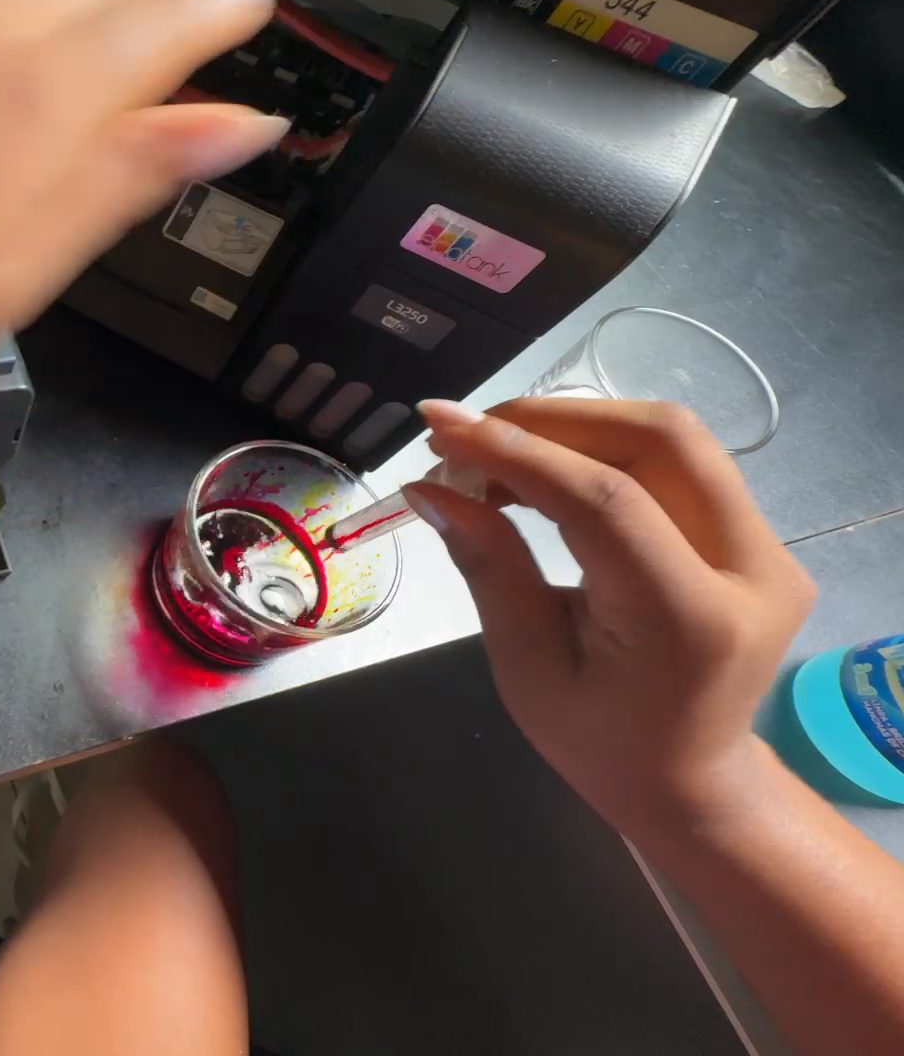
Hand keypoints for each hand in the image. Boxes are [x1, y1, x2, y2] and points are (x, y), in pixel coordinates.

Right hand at [405, 399, 815, 830]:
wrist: (686, 775)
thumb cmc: (591, 736)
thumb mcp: (522, 661)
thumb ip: (488, 564)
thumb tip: (430, 490)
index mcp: (688, 618)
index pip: (603, 499)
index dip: (512, 450)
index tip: (436, 427)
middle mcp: (752, 568)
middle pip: (658, 440)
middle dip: (547, 419)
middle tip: (461, 437)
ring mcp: (763, 546)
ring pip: (668, 438)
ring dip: (565, 427)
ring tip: (485, 455)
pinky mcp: (747, 535)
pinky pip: (668, 462)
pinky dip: (587, 448)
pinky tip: (529, 474)